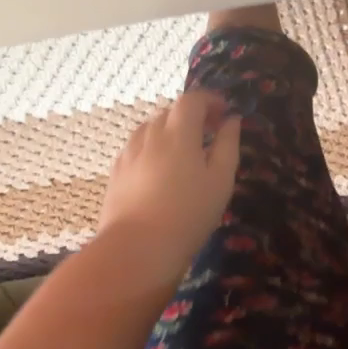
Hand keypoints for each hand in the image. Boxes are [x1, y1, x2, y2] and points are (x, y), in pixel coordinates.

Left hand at [95, 90, 241, 280]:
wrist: (136, 249)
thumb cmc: (188, 213)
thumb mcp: (221, 179)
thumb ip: (228, 144)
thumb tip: (231, 121)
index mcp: (178, 133)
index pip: (192, 99)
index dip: (210, 100)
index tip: (224, 113)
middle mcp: (150, 135)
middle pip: (170, 111)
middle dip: (192, 114)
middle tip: (210, 133)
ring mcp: (129, 153)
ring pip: (150, 127)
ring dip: (170, 130)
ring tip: (184, 151)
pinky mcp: (116, 172)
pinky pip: (136, 146)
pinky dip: (152, 146)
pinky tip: (160, 168)